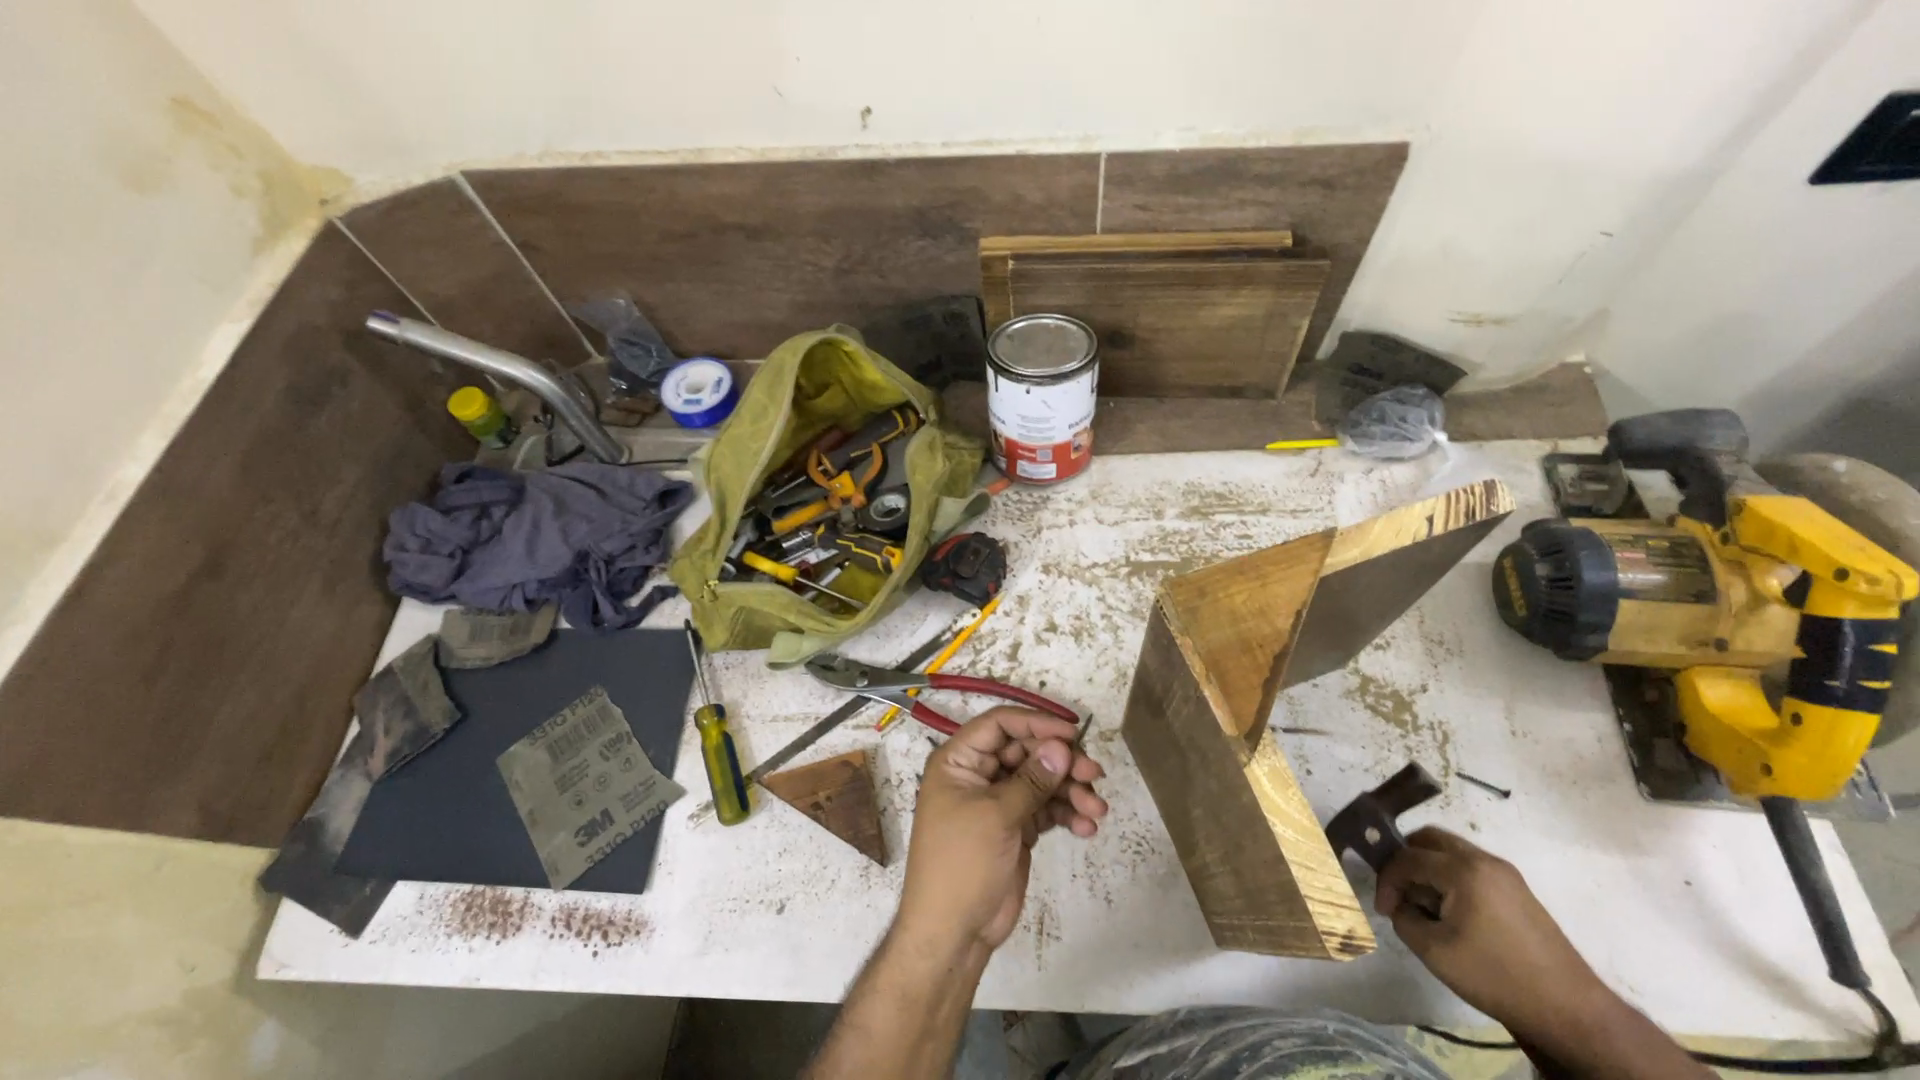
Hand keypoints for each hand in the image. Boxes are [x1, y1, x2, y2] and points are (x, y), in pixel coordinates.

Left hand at [896, 706, 1108, 955]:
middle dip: (1061, 762)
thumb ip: (1032, 780)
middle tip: (1094, 774)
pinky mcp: (1016, 828)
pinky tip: (1087, 827)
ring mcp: (998, 803)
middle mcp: (978, 775)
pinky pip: (1047, 810)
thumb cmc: (962, 864)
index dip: (1035, 723)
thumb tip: (1062, 746)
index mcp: (958, 762)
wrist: (954, 931)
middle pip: (1026, 752)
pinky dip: (1067, 815)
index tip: (1072, 733)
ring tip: (1097, 809)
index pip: (999, 725)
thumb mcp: (997, 816)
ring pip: (1041, 782)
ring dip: (1071, 791)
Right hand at [1377, 828, 1609, 1040]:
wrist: (1566, 1007)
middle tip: (1398, 893)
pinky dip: (1450, 879)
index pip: (1408, 857)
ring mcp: (1506, 874)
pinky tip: (1450, 913)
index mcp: (1464, 870)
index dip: (1387, 880)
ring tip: (1424, 907)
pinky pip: (1471, 869)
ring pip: (1451, 852)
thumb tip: (1403, 905)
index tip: (1383, 910)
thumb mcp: (1433, 950)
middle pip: (1430, 839)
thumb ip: (1404, 918)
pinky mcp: (1517, 891)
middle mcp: (1485, 861)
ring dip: (1428, 870)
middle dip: (1405, 861)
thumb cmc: (1494, 975)